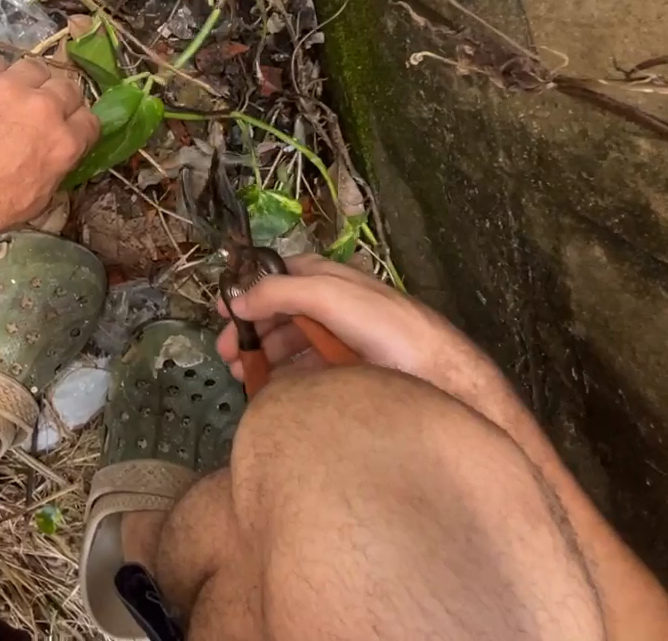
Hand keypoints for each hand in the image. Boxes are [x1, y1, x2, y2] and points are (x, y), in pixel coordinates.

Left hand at [0, 56, 98, 256]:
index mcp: (63, 141)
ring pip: (34, 67)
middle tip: (37, 113)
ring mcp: (7, 85)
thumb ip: (56, 167)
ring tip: (10, 97)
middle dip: (57, 100)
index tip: (65, 129)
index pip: (90, 119)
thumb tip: (59, 153)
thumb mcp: (37, 199)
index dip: (77, 125)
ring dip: (28, 82)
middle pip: (67, 87)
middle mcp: (43, 106)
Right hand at [215, 255, 521, 427]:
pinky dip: (283, 378)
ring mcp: (342, 342)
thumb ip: (280, 291)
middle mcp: (333, 307)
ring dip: (262, 355)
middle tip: (225, 352)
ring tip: (241, 375)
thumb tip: (236, 300)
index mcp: (330, 279)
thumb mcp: (329, 295)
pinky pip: (306, 372)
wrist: (442, 380)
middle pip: (280, 312)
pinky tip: (270, 391)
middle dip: (250, 328)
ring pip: (290, 344)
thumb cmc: (386, 328)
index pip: (280, 275)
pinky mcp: (349, 374)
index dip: (250, 289)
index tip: (225, 310)